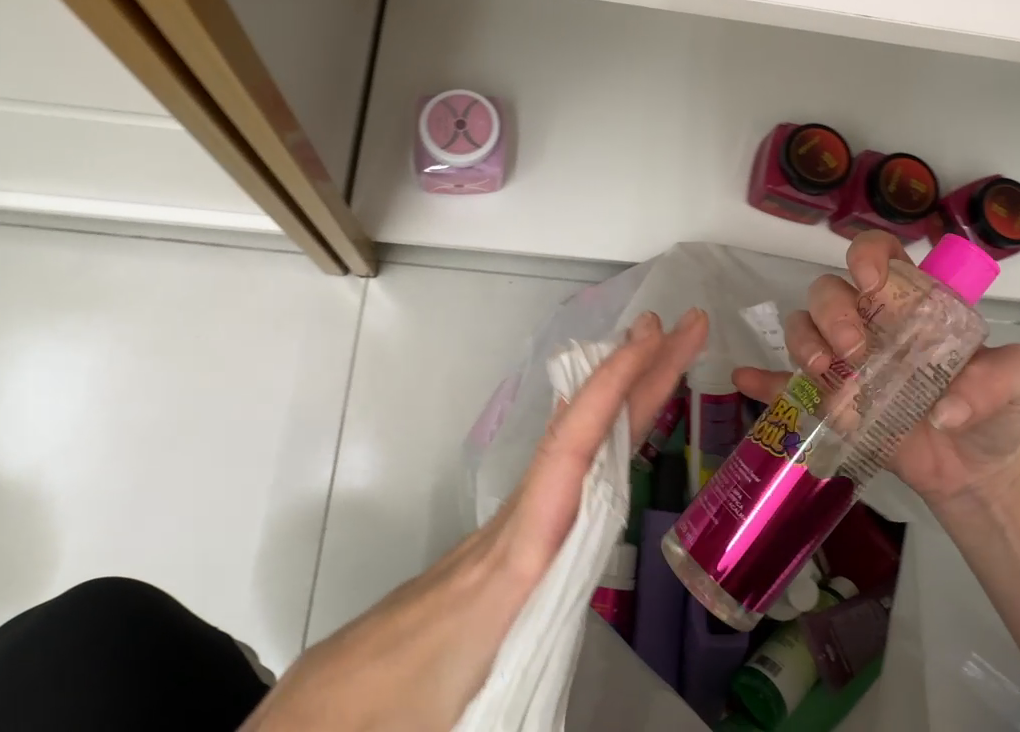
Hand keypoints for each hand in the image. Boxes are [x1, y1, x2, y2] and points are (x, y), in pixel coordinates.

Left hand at [247, 309, 707, 731]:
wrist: (338, 710)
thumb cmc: (407, 707)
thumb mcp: (484, 706)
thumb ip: (530, 687)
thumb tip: (634, 713)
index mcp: (517, 556)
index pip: (568, 455)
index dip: (609, 394)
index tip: (649, 342)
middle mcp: (520, 528)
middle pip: (581, 436)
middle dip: (633, 376)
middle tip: (681, 327)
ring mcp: (513, 533)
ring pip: (573, 451)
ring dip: (618, 403)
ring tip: (659, 360)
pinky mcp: (509, 549)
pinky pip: (562, 477)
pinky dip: (596, 441)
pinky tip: (617, 437)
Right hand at [732, 231, 1019, 508]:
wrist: (972, 470)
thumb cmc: (993, 412)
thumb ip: (998, 380)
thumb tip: (945, 407)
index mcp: (910, 303)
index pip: (879, 255)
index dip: (867, 255)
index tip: (869, 282)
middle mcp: (869, 322)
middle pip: (828, 291)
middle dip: (832, 313)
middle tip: (856, 351)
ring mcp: (843, 362)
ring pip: (801, 328)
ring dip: (804, 345)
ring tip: (829, 377)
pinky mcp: (826, 401)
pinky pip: (783, 384)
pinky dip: (763, 380)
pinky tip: (747, 379)